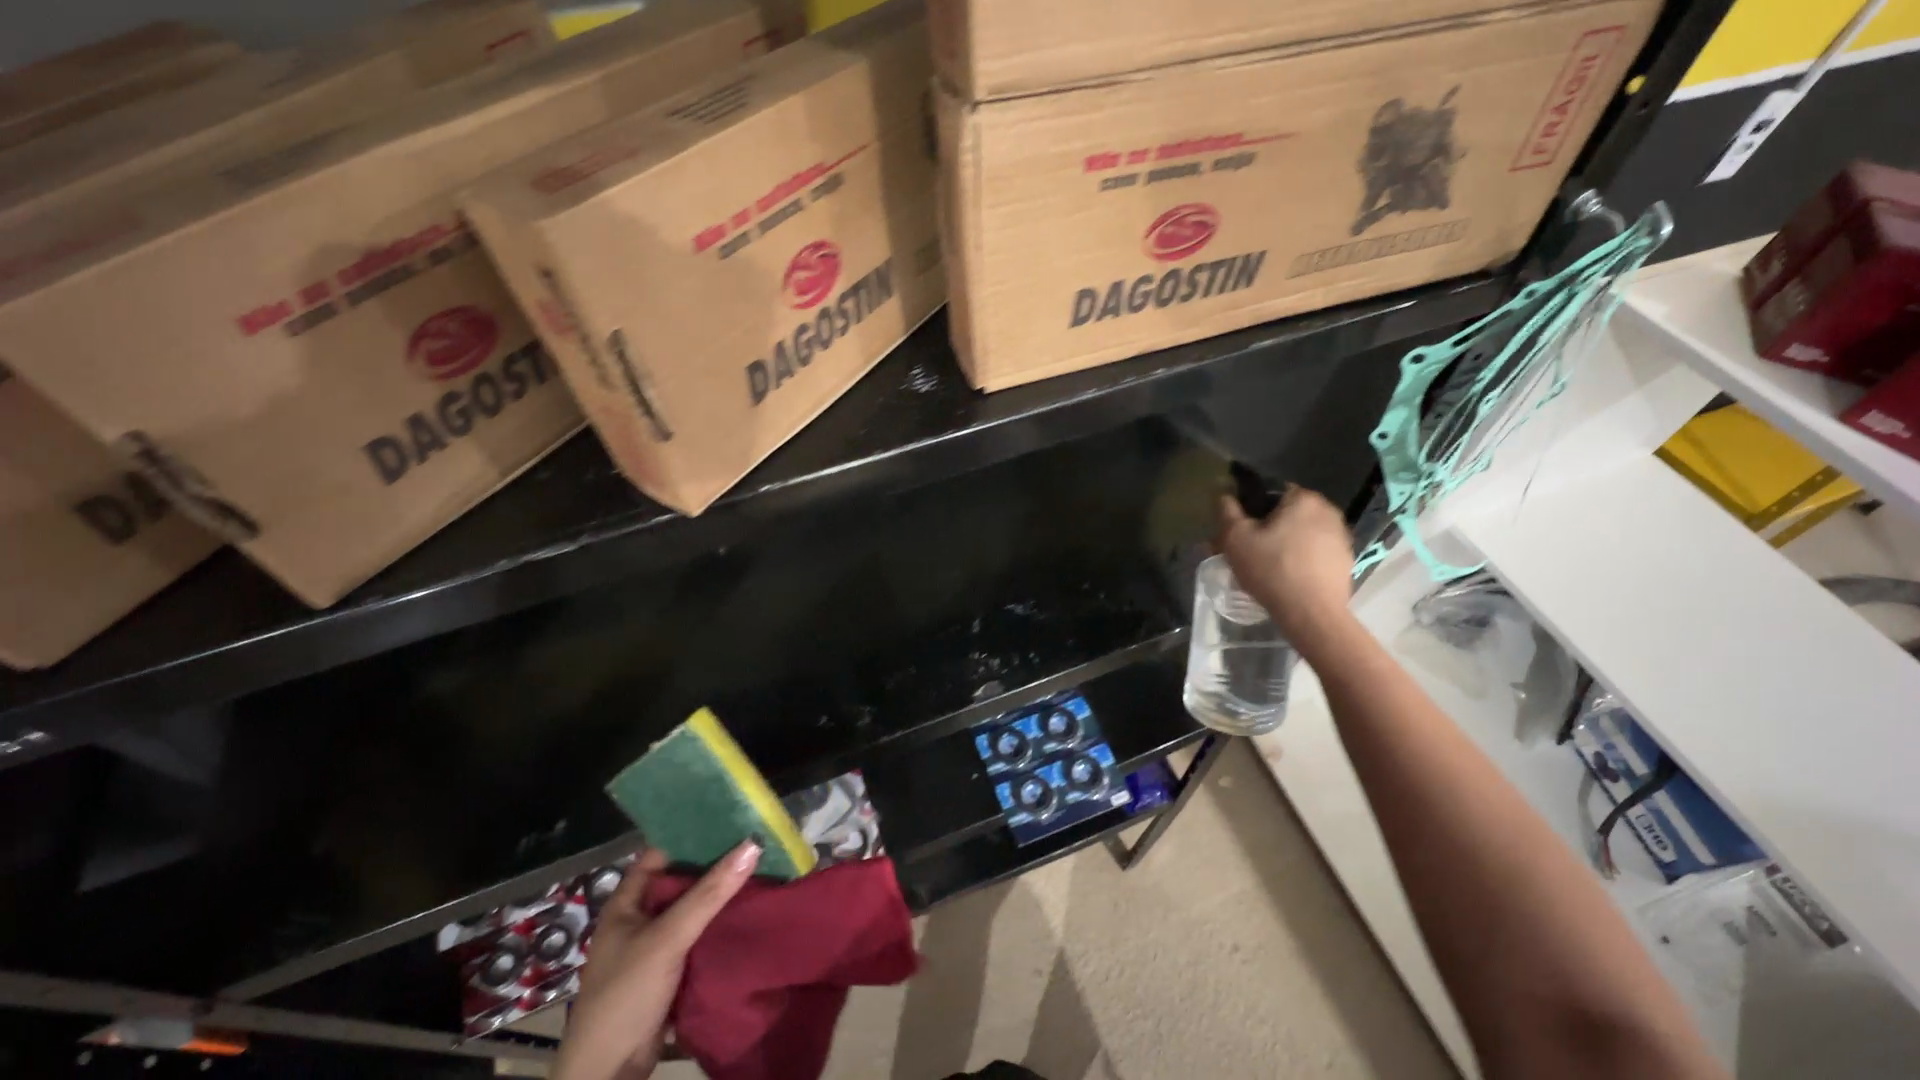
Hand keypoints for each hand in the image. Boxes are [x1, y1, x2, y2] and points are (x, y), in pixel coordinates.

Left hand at [554, 841, 759, 1079]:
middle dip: (717, 865)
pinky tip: (753, 915)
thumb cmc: (627, 992)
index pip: (661, 853)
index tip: (732, 817)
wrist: (609, 1069)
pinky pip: (701, 939)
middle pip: (682, 881)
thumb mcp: (667, 938)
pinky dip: (723, 927)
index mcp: (627, 901)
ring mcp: (656, 946)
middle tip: (759, 843)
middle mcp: (641, 918)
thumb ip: (708, 894)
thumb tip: (751, 845)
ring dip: (723, 897)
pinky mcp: (672, 972)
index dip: (692, 834)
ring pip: (695, 911)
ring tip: (767, 871)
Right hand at [1217, 485, 1353, 646]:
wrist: (1312, 614)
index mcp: (1303, 498)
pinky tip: (1288, 578)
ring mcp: (1341, 536)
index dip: (1252, 509)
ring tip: (1267, 567)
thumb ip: (1228, 512)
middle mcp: (1328, 510)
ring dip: (1286, 544)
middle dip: (1269, 528)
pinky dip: (1302, 559)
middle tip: (1250, 550)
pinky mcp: (1346, 560)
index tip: (1241, 530)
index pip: (1271, 492)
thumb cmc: (1271, 570)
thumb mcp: (1235, 539)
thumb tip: (1226, 497)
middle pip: (1289, 514)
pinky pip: (1316, 552)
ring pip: (1303, 533)